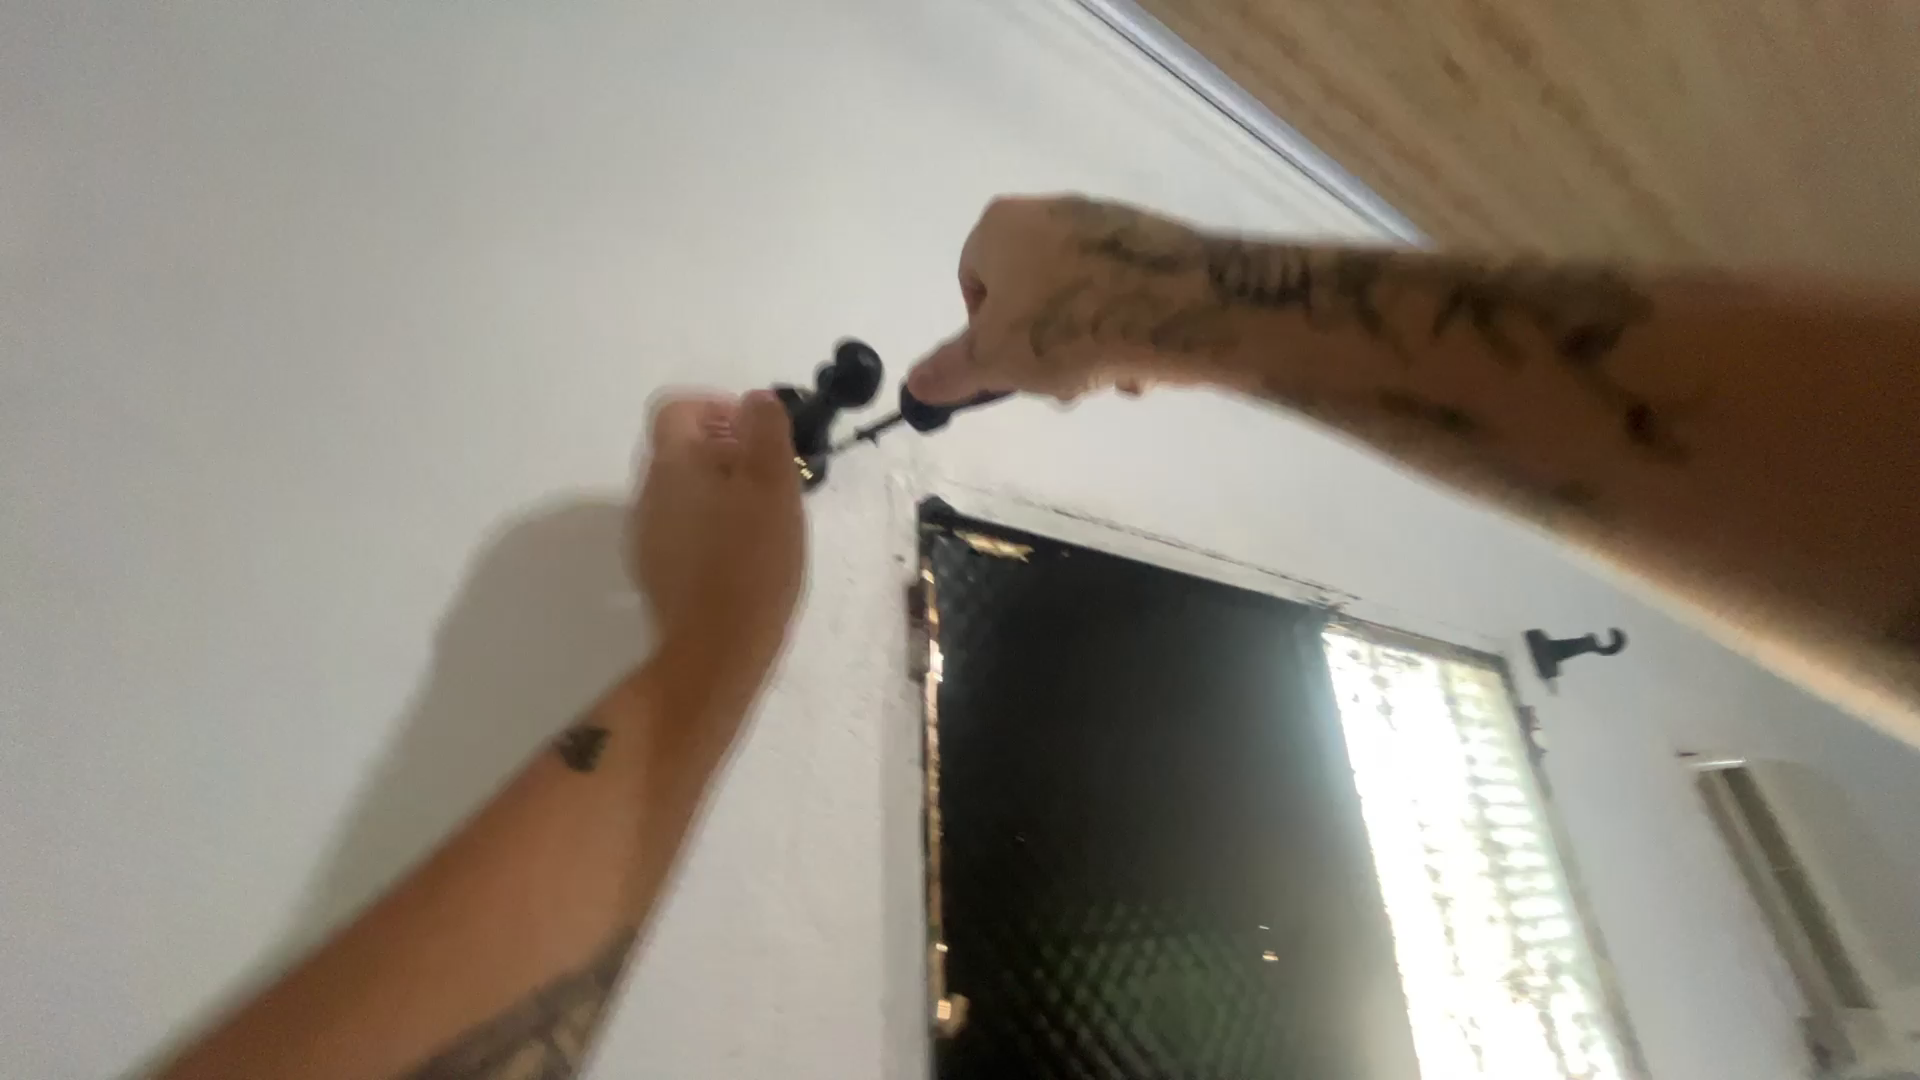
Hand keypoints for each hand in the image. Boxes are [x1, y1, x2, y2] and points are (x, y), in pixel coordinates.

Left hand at [630, 391, 804, 687]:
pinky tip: (745, 553)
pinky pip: (686, 526)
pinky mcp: (658, 568)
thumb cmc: (753, 562)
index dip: (719, 407)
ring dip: (724, 488)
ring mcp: (649, 532)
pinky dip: (714, 523)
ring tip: (766, 518)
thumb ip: (765, 431)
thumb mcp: (773, 486)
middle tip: (775, 477)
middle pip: (682, 448)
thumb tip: (756, 400)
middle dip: (730, 450)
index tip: (760, 434)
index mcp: (672, 464)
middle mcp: (649, 491)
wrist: (718, 649)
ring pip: (686, 488)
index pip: (678, 408)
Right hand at [905, 195, 1220, 404]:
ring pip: (1075, 303)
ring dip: (1082, 348)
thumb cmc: (1068, 329)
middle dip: (1039, 347)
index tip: (1010, 366)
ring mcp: (1104, 223)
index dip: (985, 335)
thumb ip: (949, 372)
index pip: (971, 285)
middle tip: (1060, 380)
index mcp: (999, 227)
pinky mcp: (1151, 243)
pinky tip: (1136, 360)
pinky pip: (1118, 296)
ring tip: (1104, 374)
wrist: (1179, 308)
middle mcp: (1049, 211)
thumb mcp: (994, 360)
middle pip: (1026, 297)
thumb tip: (913, 385)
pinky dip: (1120, 330)